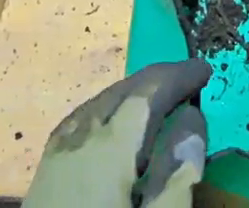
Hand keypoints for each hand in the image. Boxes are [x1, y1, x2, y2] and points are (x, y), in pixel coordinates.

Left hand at [21, 59, 210, 207]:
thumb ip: (177, 177)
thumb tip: (194, 122)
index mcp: (109, 147)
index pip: (148, 92)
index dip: (178, 76)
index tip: (206, 70)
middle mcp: (79, 139)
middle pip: (121, 91)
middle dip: (156, 81)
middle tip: (189, 82)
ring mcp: (56, 156)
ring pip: (96, 104)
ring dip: (130, 93)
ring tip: (158, 99)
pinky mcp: (42, 177)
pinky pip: (78, 123)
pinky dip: (105, 111)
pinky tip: (110, 128)